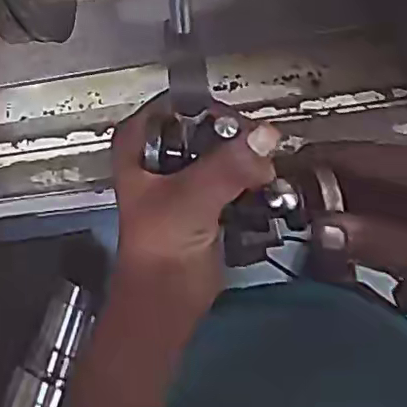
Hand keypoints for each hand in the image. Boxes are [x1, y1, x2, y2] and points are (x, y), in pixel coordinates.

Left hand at [109, 95, 281, 297]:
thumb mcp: (192, 198)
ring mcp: (182, 171)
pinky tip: (266, 187)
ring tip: (264, 176)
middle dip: (236, 136)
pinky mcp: (205, 194)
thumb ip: (229, 165)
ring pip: (222, 147)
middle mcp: (158, 147)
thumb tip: (267, 134)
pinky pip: (232, 172)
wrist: (166, 302)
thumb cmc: (163, 244)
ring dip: (247, 158)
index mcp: (139, 138)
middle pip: (205, 123)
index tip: (242, 127)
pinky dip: (250, 176)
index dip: (211, 109)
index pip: (180, 103)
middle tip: (260, 154)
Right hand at [305, 142, 406, 359]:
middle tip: (287, 211)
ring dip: (335, 214)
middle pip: (356, 173)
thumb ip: (378, 240)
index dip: (316, 162)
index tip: (280, 175)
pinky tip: (338, 251)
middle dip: (322, 190)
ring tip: (305, 232)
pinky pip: (375, 219)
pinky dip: (354, 231)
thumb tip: (321, 225)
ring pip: (362, 197)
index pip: (357, 153)